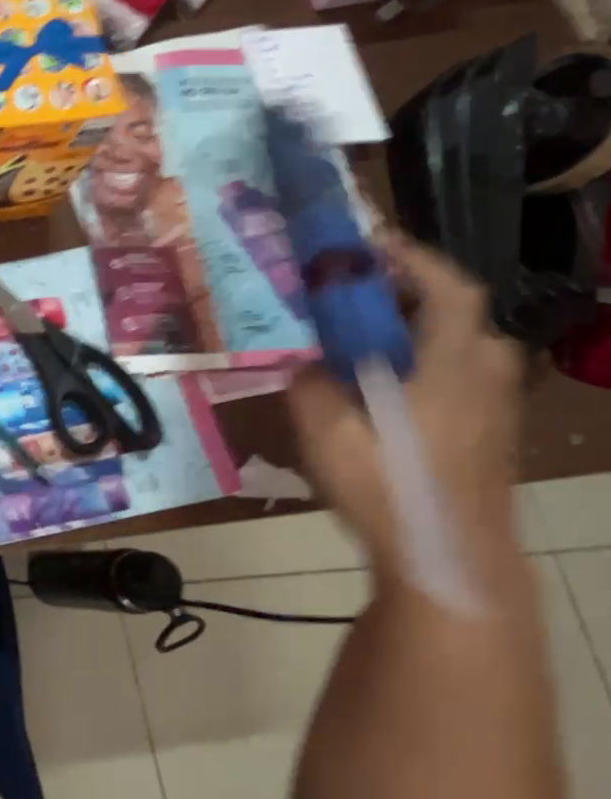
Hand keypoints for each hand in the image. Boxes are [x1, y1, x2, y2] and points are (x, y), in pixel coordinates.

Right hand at [289, 239, 523, 579]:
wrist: (450, 555)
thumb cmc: (390, 487)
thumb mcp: (327, 433)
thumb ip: (310, 385)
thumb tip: (306, 363)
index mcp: (454, 363)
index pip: (448, 287)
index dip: (410, 258)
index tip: (363, 244)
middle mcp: (484, 372)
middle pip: (448, 314)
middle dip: (396, 295)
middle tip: (340, 296)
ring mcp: (491, 402)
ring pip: (448, 345)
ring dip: (402, 330)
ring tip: (347, 338)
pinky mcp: (485, 428)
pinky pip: (448, 373)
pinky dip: (412, 360)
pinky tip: (370, 385)